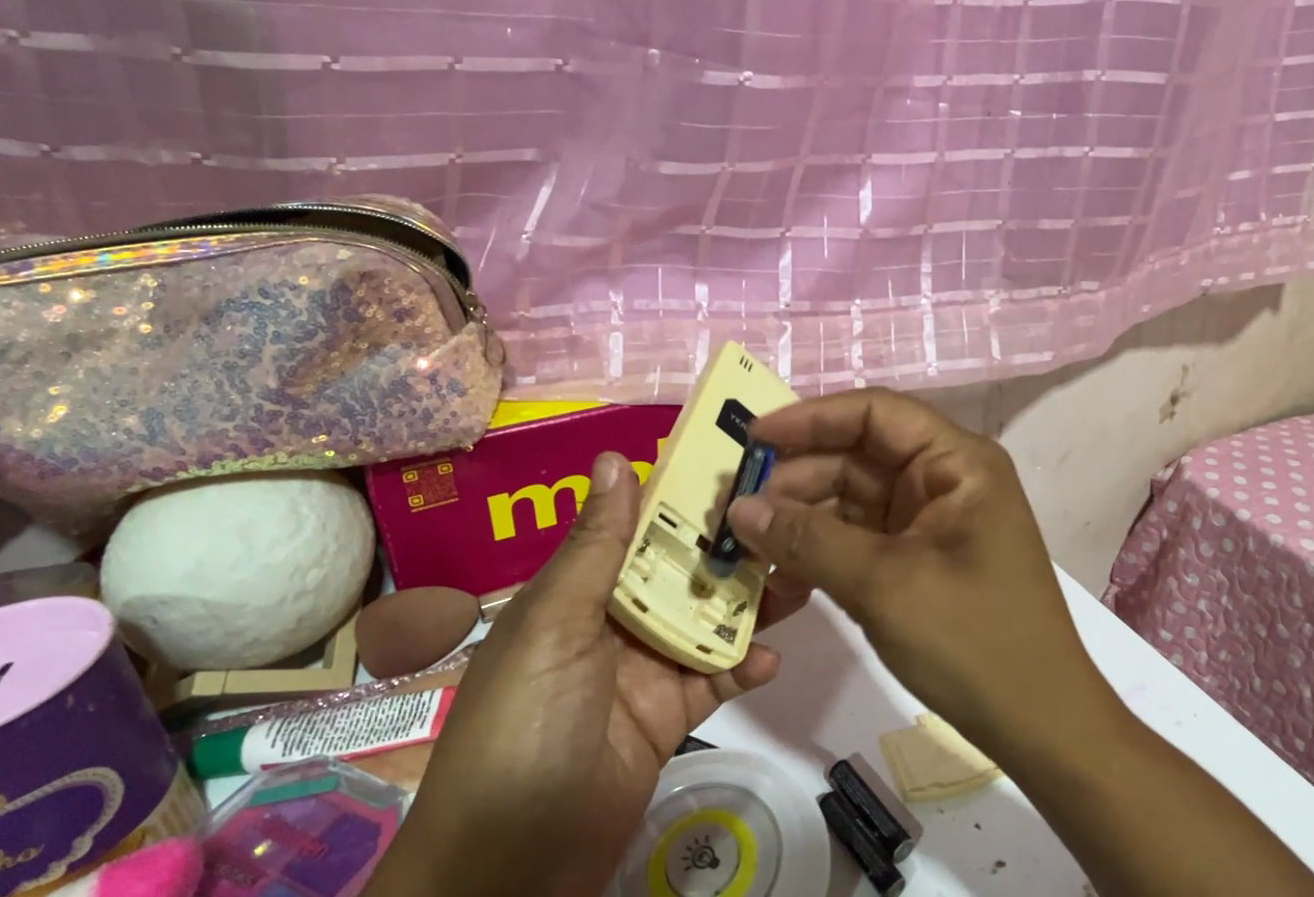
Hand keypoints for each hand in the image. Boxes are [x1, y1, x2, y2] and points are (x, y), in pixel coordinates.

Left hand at [366, 452, 807, 896]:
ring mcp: (643, 673)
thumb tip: (614, 458)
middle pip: (681, 574)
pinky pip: (714, 681)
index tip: (739, 465)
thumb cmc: (523, 725)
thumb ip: (594, 548)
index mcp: (577, 592)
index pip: (637, 530)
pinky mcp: (668, 719)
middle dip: (729, 550)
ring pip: (705, 623)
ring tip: (800, 579)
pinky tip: (769, 660)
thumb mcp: (553, 628)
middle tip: (789, 521)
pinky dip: (743, 669)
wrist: (512, 862)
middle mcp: (612, 623)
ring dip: (749, 605)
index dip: (683, 498)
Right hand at [724, 389, 1110, 753]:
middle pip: (858, 455)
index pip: (875, 413)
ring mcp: (931, 521)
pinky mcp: (918, 560)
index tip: (752, 437)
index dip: (811, 418)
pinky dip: (820, 548)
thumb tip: (739, 508)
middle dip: (797, 476)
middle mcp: (943, 480)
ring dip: (801, 515)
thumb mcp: (884, 585)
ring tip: (744, 538)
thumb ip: (808, 540)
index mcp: (955, 462)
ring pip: (852, 498)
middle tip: (733, 501)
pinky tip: (776, 566)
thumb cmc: (972, 640)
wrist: (1037, 723)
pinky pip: (859, 537)